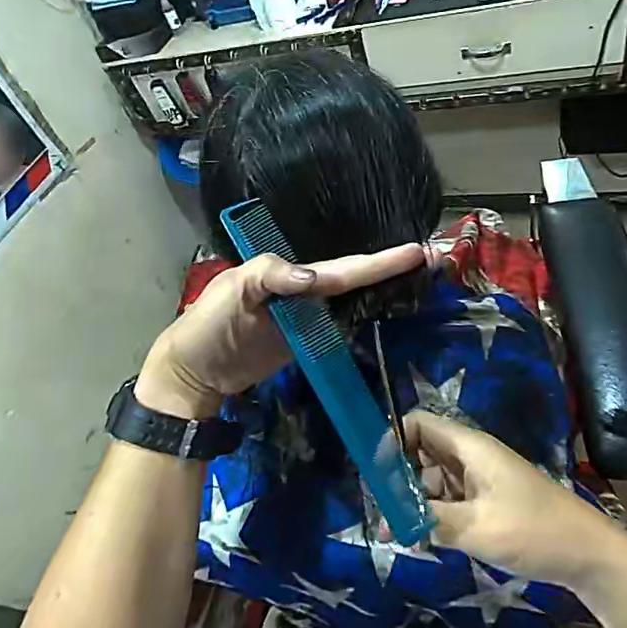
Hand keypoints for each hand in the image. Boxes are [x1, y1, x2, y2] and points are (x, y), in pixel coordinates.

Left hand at [137, 245, 429, 418]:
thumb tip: (313, 276)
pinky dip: (369, 312)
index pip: (340, 269)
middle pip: (355, 278)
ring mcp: (309, 317)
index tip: (413, 252)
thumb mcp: (230, 292)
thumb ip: (269, 275)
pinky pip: (344, 324)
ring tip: (423, 277)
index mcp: (289, 273)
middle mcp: (305, 290)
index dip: (377, 262)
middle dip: (391, 268)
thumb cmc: (207, 327)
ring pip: (355, 298)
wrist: (195, 375)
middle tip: (431, 258)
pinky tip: (392, 306)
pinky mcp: (309, 341)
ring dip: (387, 287)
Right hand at [401, 410, 626, 587]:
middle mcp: (472, 456)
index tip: (374, 475)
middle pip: (423, 450)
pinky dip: (433, 511)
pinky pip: (449, 497)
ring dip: (414, 498)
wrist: (586, 552)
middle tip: (379, 510)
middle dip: (398, 475)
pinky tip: (420, 536)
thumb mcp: (477, 528)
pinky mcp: (487, 500)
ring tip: (393, 530)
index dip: (393, 440)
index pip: (420, 423)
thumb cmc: (532, 530)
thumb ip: (431, 521)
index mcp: (471, 447)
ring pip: (434, 477)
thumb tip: (389, 523)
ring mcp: (480, 478)